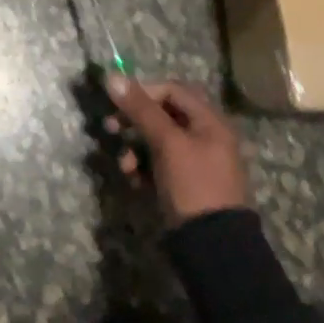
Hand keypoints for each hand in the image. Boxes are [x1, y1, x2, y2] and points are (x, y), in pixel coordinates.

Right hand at [104, 76, 247, 224]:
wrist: (213, 246)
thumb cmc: (193, 185)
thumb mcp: (167, 143)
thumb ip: (141, 109)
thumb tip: (111, 76)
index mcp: (210, 121)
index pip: (172, 90)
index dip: (144, 92)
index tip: (118, 103)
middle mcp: (204, 136)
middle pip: (162, 115)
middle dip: (134, 121)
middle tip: (111, 127)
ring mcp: (194, 162)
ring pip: (156, 141)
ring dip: (135, 147)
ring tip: (125, 164)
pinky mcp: (183, 183)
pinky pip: (157, 164)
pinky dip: (142, 167)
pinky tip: (133, 179)